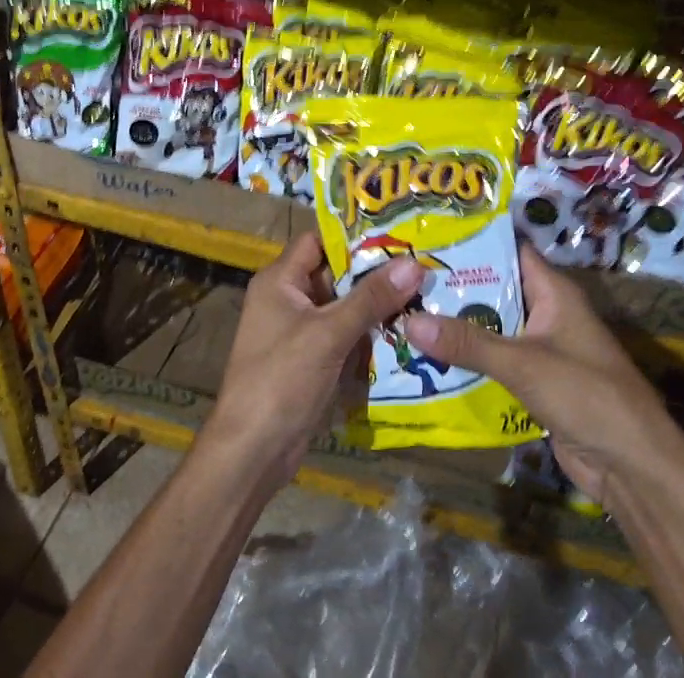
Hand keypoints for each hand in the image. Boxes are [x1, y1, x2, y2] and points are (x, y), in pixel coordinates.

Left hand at [204, 232, 422, 488]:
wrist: (254, 449)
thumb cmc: (282, 379)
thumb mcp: (329, 333)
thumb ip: (371, 297)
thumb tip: (415, 263)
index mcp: (280, 281)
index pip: (319, 242)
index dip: (356, 237)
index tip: (401, 235)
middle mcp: (287, 300)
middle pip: (336, 275)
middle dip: (377, 275)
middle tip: (427, 266)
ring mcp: (300, 333)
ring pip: (345, 309)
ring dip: (378, 308)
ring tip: (430, 296)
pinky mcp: (313, 362)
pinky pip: (345, 339)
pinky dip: (370, 337)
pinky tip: (411, 334)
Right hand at [404, 245, 664, 499]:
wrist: (630, 464)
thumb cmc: (586, 396)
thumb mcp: (522, 364)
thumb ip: (467, 342)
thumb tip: (409, 320)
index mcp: (555, 293)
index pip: (509, 252)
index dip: (471, 242)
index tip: (425, 238)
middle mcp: (547, 314)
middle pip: (494, 291)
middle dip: (452, 288)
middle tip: (401, 279)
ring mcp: (541, 350)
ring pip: (491, 329)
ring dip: (455, 327)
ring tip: (403, 313)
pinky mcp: (535, 382)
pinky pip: (494, 362)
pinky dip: (467, 360)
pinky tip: (427, 358)